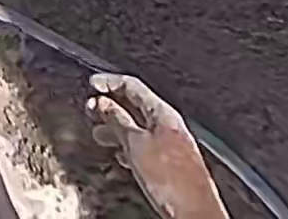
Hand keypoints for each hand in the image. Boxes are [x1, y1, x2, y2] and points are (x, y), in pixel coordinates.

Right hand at [87, 73, 229, 218]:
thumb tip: (102, 102)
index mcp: (163, 114)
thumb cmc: (172, 181)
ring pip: (139, 129)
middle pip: (135, 107)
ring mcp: (172, 147)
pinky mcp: (172, 167)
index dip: (109, 82)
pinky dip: (128, 147)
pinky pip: (145, 148)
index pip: (132, 86)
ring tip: (100, 135)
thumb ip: (117, 119)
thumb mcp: (135, 144)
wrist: (196, 217)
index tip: (93, 85)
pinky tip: (121, 156)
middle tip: (92, 109)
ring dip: (117, 129)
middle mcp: (170, 126)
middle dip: (111, 108)